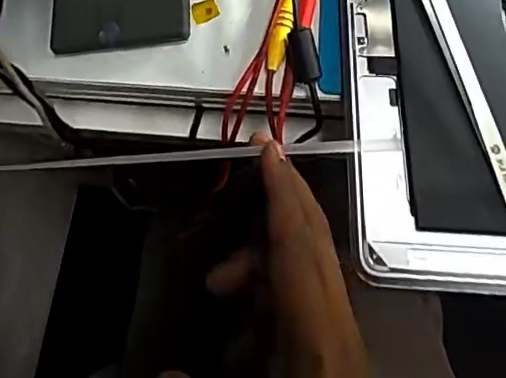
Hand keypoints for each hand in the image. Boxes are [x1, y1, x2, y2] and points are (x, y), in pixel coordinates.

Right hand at [207, 140, 370, 377]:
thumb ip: (204, 377)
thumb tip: (163, 370)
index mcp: (321, 336)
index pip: (298, 244)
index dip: (281, 190)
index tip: (269, 149)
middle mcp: (339, 328)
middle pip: (313, 238)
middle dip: (282, 193)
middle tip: (256, 161)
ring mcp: (342, 337)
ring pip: (308, 266)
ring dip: (262, 255)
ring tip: (220, 278)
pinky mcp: (338, 350)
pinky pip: (308, 296)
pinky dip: (274, 288)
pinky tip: (243, 315)